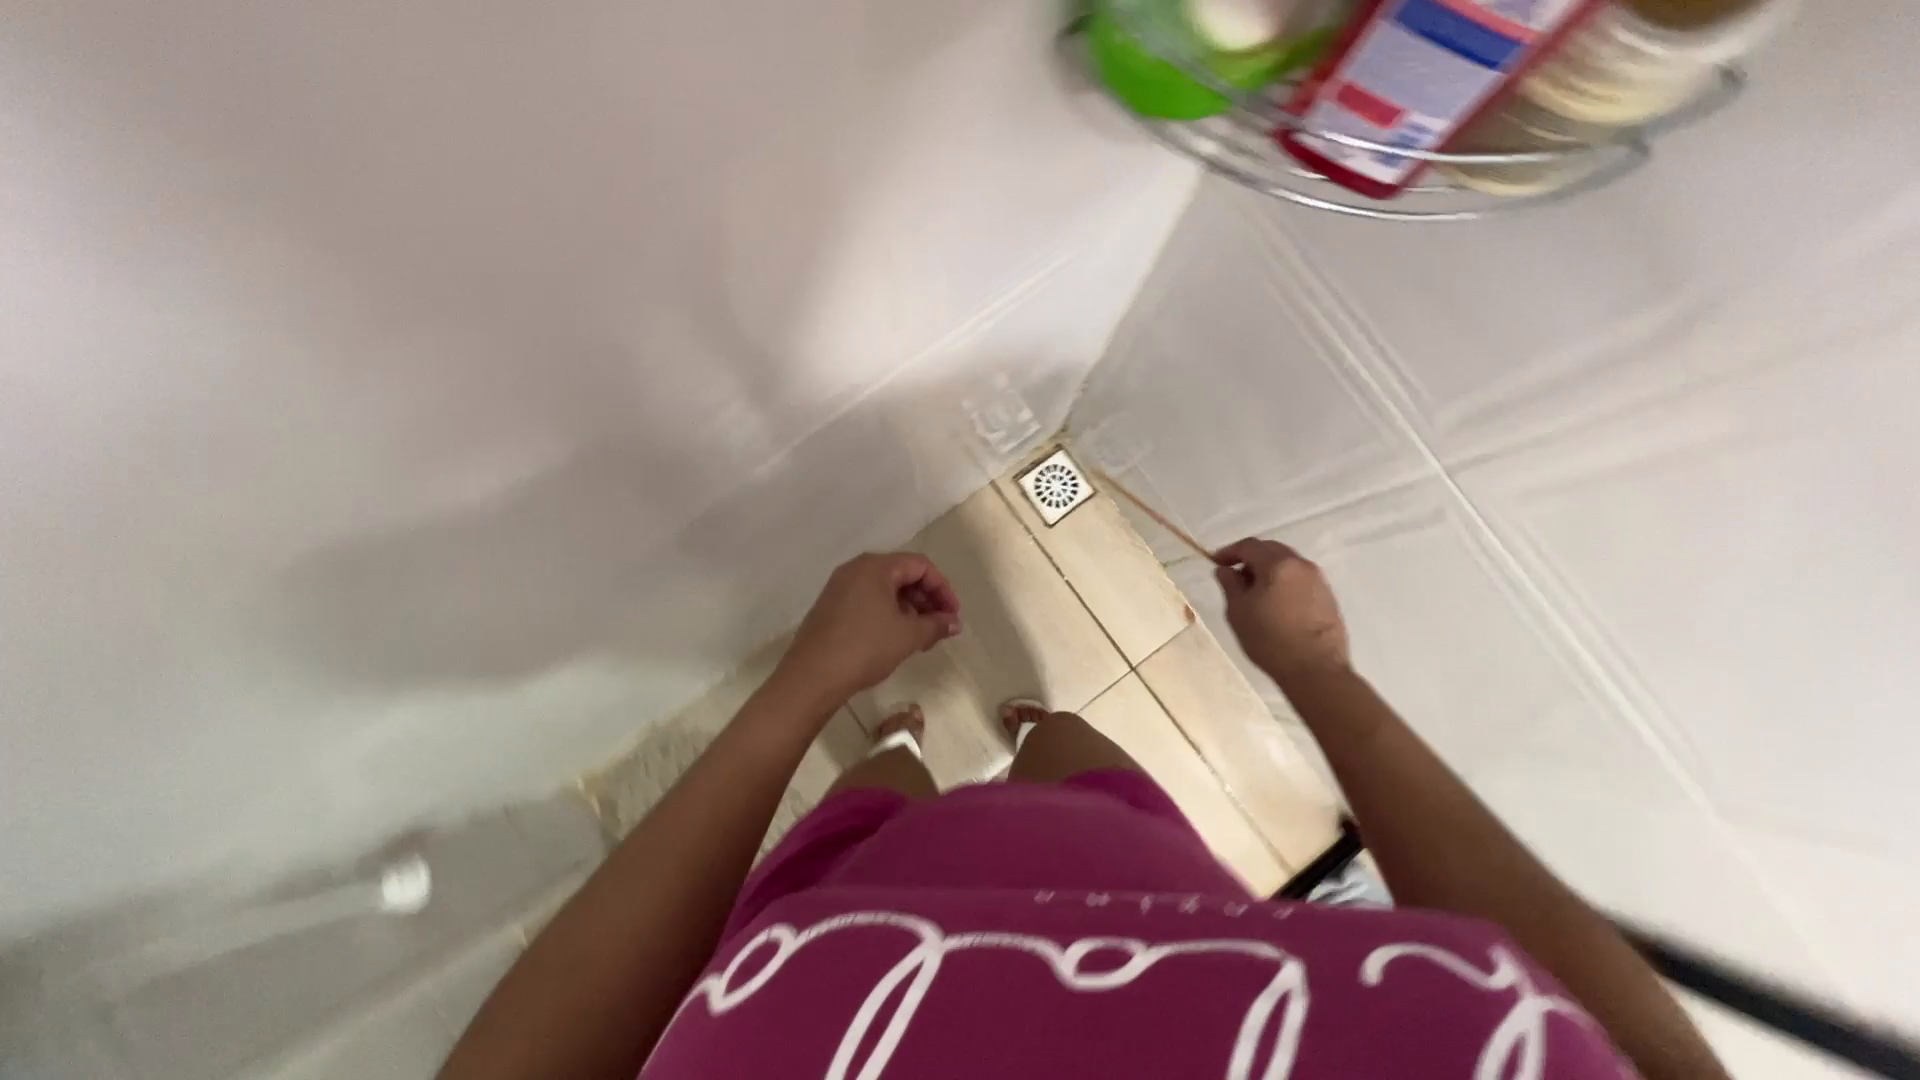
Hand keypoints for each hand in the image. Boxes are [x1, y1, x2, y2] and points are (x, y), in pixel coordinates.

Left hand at [774, 552, 961, 705]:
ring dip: (909, 609)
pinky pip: (868, 600)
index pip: (921, 566)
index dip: (943, 589)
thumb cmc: (865, 648)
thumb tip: (954, 622)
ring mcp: (840, 587)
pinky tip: (895, 639)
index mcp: (876, 567)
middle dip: (926, 600)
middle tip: (939, 627)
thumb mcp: (908, 636)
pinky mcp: (831, 606)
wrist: (812, 676)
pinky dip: (888, 614)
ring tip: (921, 638)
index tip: (953, 616)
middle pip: (902, 574)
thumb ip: (936, 625)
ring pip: (885, 589)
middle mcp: (856, 569)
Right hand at [1214, 538, 1348, 680]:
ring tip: (1255, 592)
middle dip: (1251, 558)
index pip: (1249, 546)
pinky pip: (1300, 579)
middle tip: (1235, 576)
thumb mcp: (1238, 611)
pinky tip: (1276, 604)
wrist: (1316, 669)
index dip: (1229, 551)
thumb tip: (1226, 569)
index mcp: (1278, 564)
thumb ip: (1230, 584)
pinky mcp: (1328, 597)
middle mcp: (1301, 565)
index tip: (1216, 562)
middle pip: (1271, 550)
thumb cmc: (1269, 639)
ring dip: (1269, 571)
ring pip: (1288, 564)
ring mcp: (1319, 580)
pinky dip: (1284, 583)